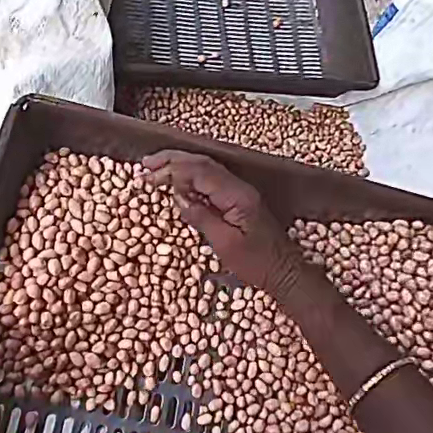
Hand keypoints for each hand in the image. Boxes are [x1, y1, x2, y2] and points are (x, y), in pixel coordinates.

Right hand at [142, 149, 303, 294]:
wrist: (285, 272)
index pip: (201, 172)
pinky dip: (191, 178)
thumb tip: (179, 198)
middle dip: (173, 160)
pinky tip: (177, 183)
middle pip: (203, 164)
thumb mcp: (225, 245)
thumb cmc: (258, 264)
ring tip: (156, 167)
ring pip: (207, 170)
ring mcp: (240, 193)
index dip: (173, 170)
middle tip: (147, 163)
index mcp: (237, 196)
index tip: (150, 176)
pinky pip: (211, 182)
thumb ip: (202, 218)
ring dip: (181, 166)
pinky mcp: (239, 201)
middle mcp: (239, 188)